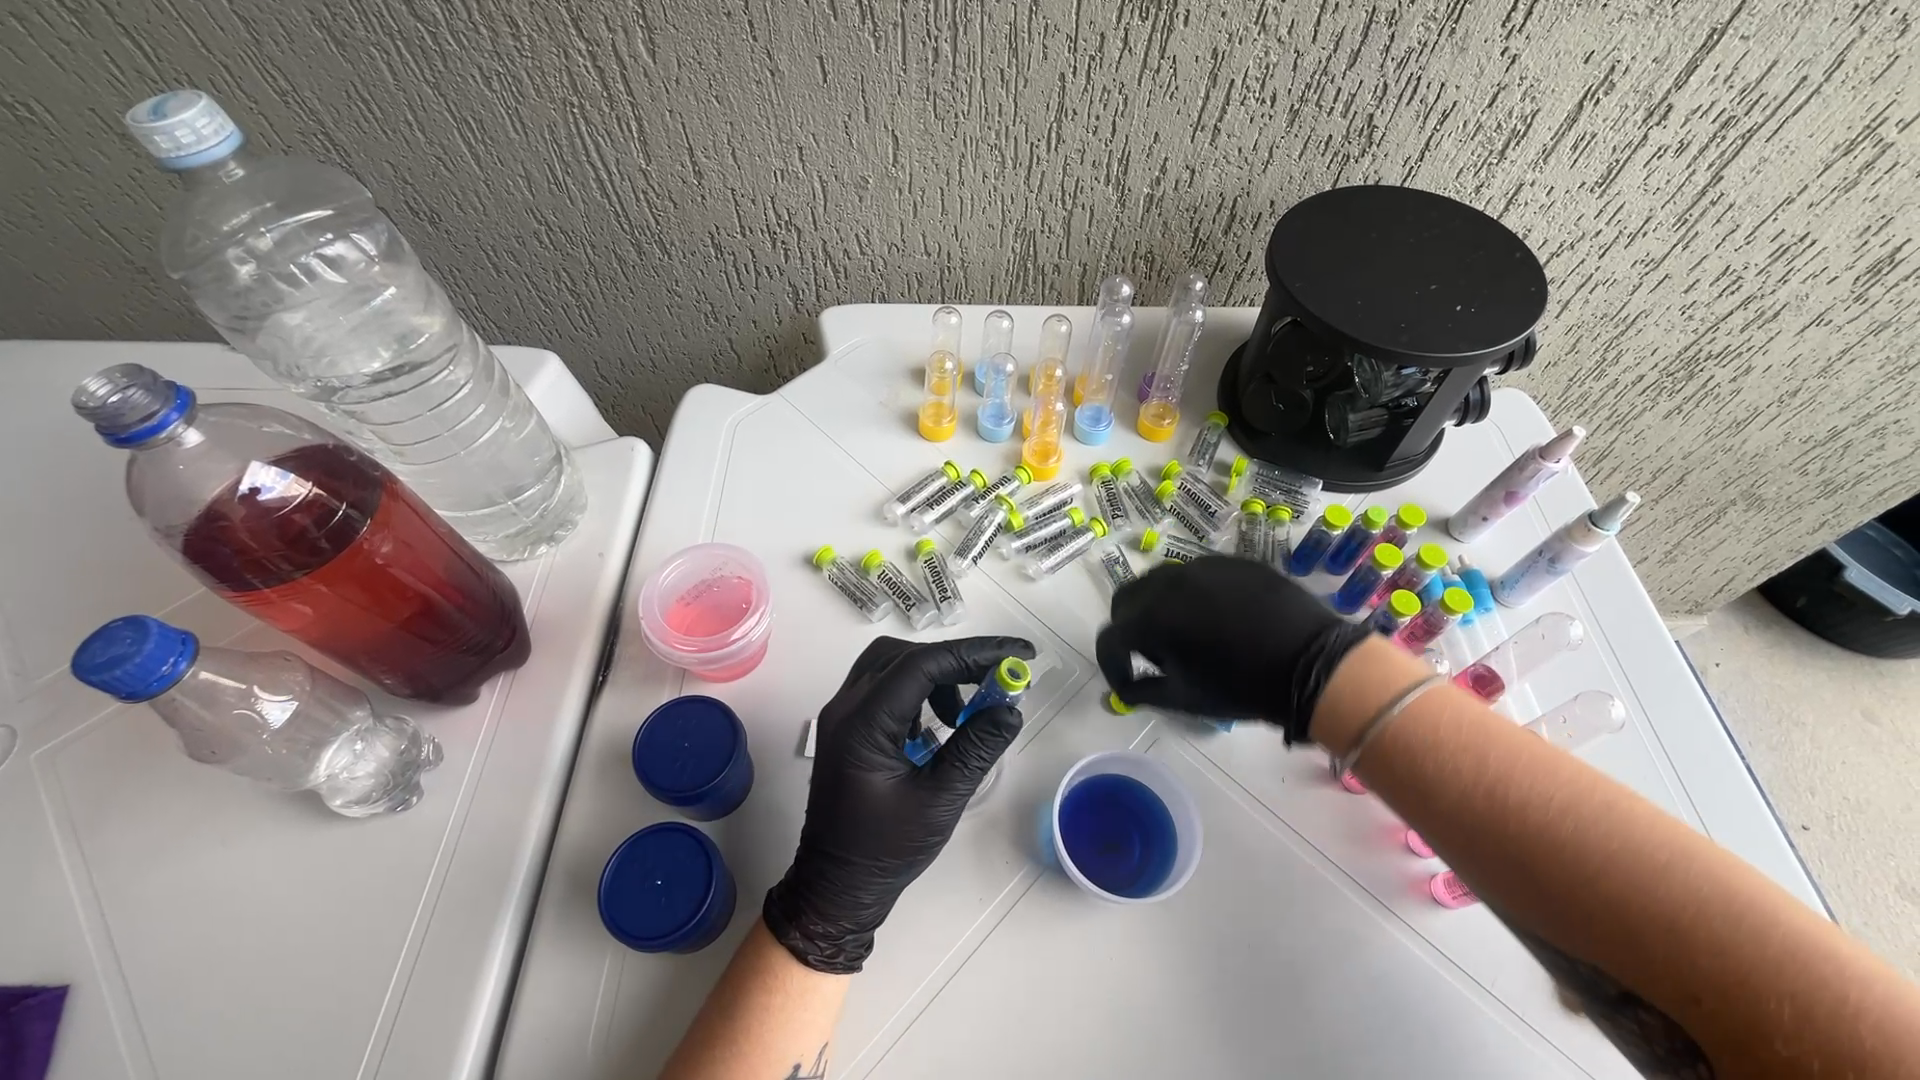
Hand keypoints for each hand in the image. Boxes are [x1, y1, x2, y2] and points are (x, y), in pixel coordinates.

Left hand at [763, 635, 1034, 973]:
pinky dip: (918, 694)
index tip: (1018, 655)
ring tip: (966, 714)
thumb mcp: (941, 800)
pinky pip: (885, 690)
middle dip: (956, 661)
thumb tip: (1010, 710)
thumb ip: (975, 748)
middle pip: (904, 656)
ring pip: (892, 667)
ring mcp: (842, 717)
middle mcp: (846, 708)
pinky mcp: (848, 729)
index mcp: (865, 723)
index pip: (923, 664)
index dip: (975, 653)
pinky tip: (940, 728)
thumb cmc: (886, 850)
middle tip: (998, 680)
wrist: (835, 886)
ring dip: (936, 677)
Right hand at [1096, 557, 1369, 743]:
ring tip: (1186, 635)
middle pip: (1128, 599)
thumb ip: (1143, 692)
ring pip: (1161, 581)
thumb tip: (1123, 690)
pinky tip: (1219, 620)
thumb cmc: (1243, 688)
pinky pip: (1197, 575)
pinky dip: (1193, 596)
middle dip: (1130, 627)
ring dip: (1159, 607)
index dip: (1113, 665)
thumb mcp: (1184, 699)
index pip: (1111, 637)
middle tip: (1152, 655)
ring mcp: (1202, 566)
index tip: (1128, 684)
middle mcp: (1168, 582)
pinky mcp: (1232, 562)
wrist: (1314, 664)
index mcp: (1151, 617)